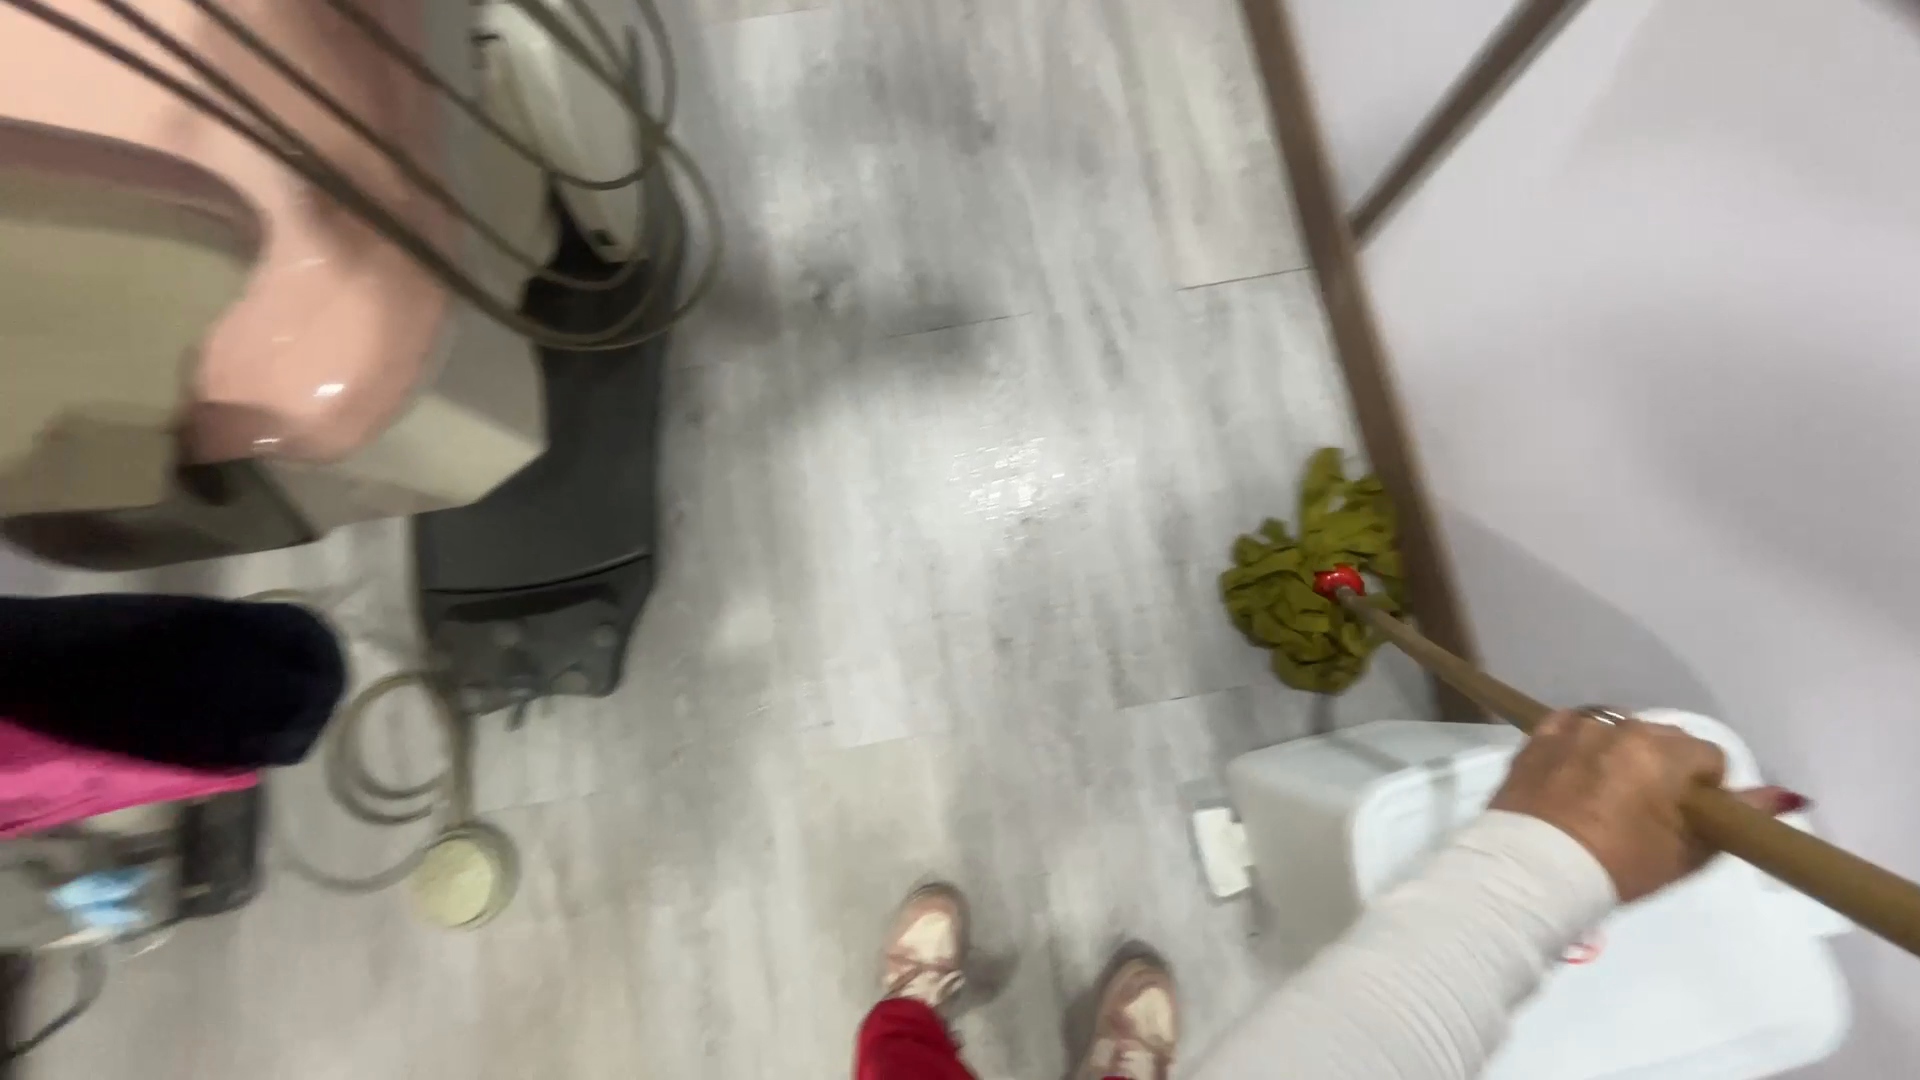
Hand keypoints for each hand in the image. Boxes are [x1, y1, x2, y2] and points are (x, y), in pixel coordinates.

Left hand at [1489, 710, 1804, 902]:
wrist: (1535, 862)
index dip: (1708, 783)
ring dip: (1623, 748)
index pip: (1708, 755)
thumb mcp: (1689, 850)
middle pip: (1661, 735)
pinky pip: (1569, 724)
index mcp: (1658, 753)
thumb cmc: (1618, 862)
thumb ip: (1736, 817)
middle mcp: (1614, 729)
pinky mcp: (1535, 738)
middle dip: (1667, 762)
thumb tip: (1782, 796)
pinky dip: (1581, 739)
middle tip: (1655, 802)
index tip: (1694, 809)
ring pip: (1615, 726)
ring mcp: (1569, 729)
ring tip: (1615, 785)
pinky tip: (1580, 764)